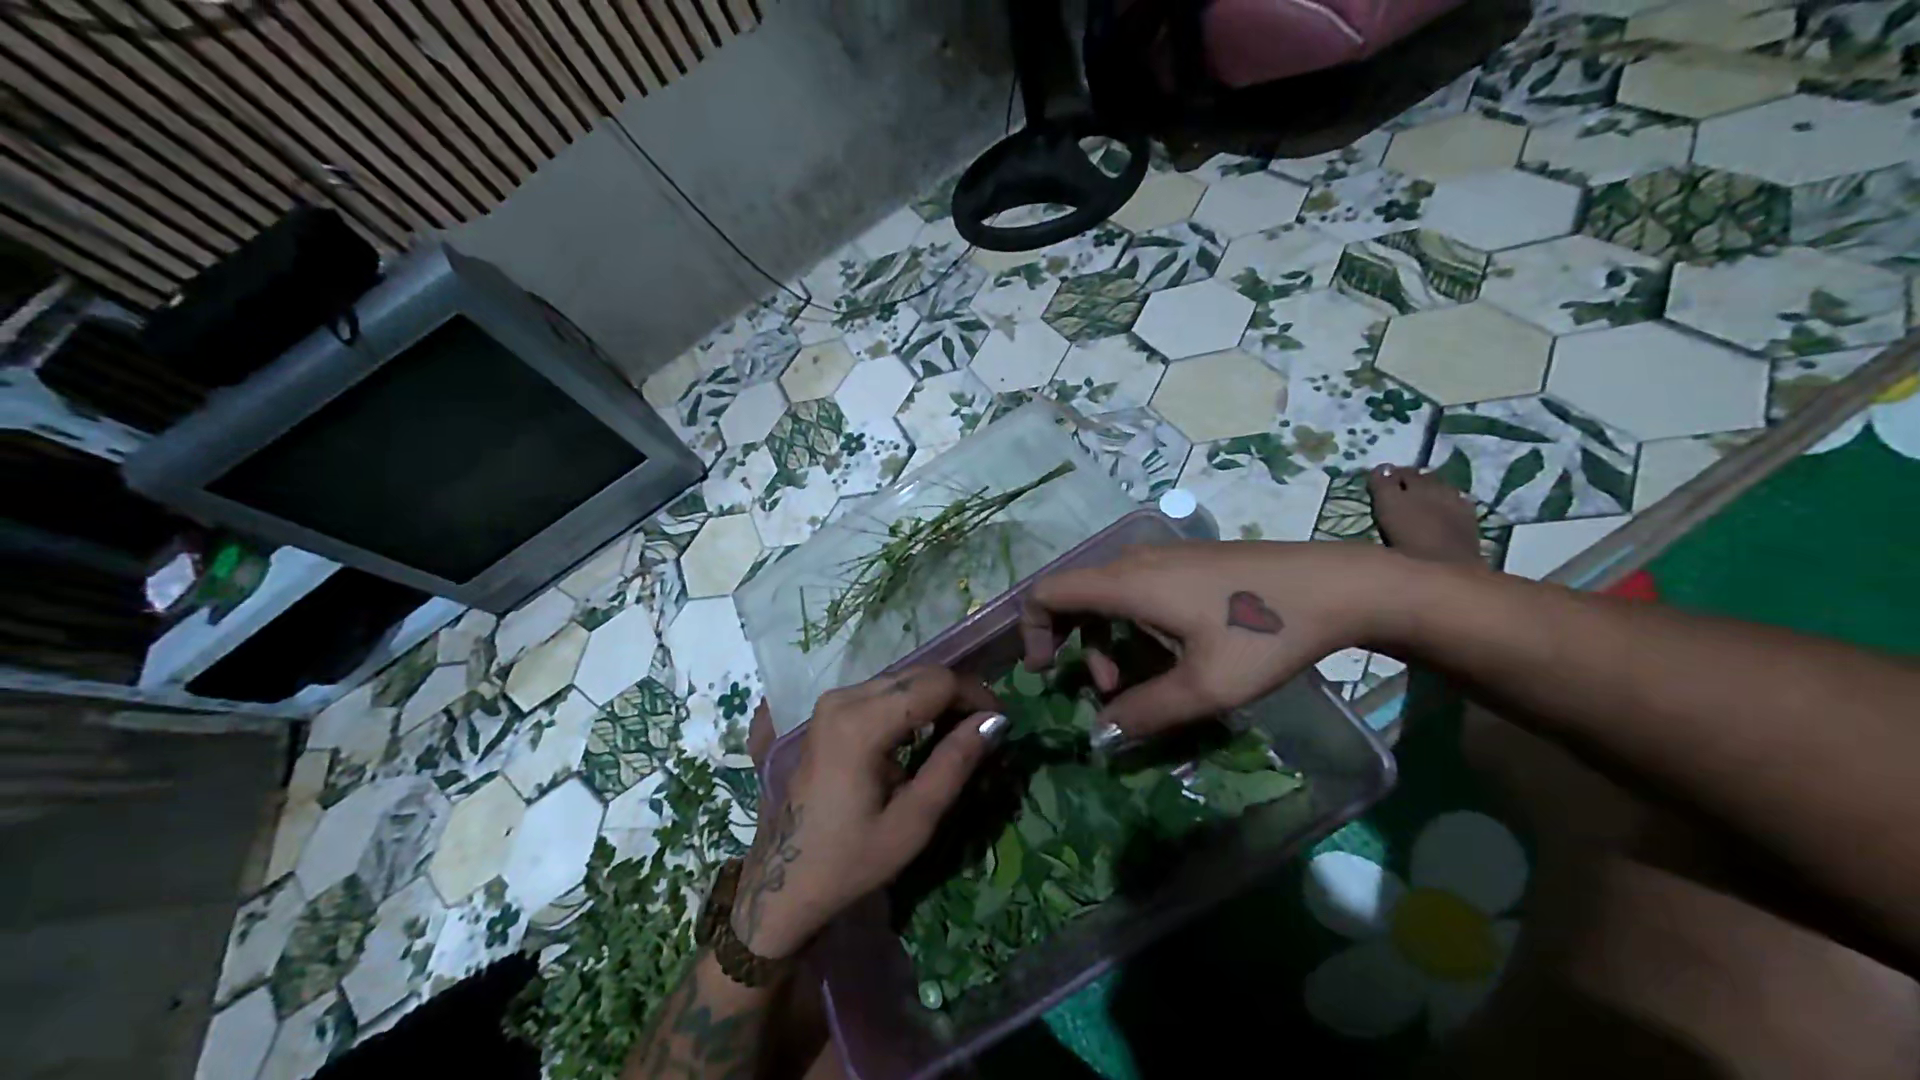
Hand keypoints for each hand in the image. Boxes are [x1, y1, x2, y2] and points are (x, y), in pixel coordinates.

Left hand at [729, 666, 1004, 957]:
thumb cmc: (850, 859)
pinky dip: (913, 703)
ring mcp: (832, 702)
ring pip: (903, 678)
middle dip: (958, 694)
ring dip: (937, 697)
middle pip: (920, 673)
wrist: (786, 880)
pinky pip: (883, 690)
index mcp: (861, 724)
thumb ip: (955, 764)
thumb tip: (995, 721)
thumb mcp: (913, 821)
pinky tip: (926, 733)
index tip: (1000, 723)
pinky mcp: (829, 711)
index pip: (936, 682)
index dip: (975, 694)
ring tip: (960, 733)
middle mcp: (843, 698)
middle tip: (984, 729)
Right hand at [1020, 540, 1406, 739]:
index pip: (1048, 592)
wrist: (1338, 585)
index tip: (1043, 670)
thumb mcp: (1206, 687)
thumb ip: (1145, 712)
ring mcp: (1163, 556)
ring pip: (1108, 595)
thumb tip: (1101, 735)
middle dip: (1076, 645)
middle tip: (1109, 687)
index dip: (1031, 630)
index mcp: (1127, 583)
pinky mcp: (1188, 561)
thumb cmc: (1265, 631)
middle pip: (1075, 595)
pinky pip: (1136, 589)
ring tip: (1145, 677)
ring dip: (1108, 639)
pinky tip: (1173, 651)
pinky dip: (1132, 624)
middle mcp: (1135, 561)